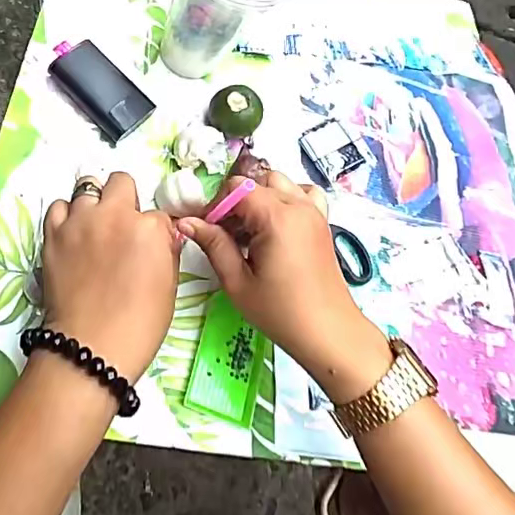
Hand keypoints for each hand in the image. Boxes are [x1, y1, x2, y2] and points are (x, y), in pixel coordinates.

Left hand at [41, 172, 179, 381]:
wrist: (91, 346)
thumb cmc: (138, 325)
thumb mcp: (170, 287)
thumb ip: (166, 252)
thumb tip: (162, 237)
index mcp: (148, 228)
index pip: (157, 214)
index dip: (154, 231)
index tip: (149, 246)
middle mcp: (114, 215)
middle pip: (121, 182)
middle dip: (125, 199)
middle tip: (122, 225)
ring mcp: (80, 221)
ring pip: (87, 186)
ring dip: (94, 203)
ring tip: (94, 226)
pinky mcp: (54, 233)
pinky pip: (58, 207)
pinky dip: (66, 215)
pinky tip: (72, 232)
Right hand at [178, 172, 390, 399]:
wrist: (328, 333)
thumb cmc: (280, 311)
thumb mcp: (237, 282)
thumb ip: (213, 244)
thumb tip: (186, 222)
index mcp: (276, 217)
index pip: (236, 189)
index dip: (216, 205)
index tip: (207, 230)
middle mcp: (298, 206)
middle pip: (255, 182)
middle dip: (235, 202)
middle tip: (226, 233)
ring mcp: (314, 211)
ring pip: (279, 182)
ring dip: (259, 197)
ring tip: (250, 229)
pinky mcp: (322, 221)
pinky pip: (303, 193)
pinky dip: (286, 197)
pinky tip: (276, 223)